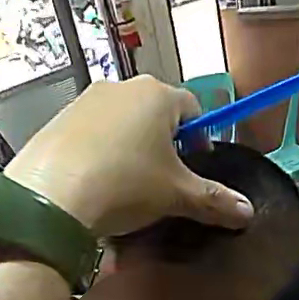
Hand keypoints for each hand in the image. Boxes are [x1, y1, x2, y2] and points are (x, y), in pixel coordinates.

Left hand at [4, 76, 253, 236]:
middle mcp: (120, 87)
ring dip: (133, 145)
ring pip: (122, 121)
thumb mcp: (176, 196)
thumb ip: (214, 201)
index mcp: (157, 95)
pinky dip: (103, 152)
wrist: (50, 196)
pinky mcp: (58, 119)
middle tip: (166, 178)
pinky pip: (93, 132)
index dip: (200, 137)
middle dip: (166, 141)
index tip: (198, 163)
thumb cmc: (125, 185)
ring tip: (131, 184)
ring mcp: (85, 100)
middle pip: (156, 112)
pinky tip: (100, 183)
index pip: (192, 108)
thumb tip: (248, 212)